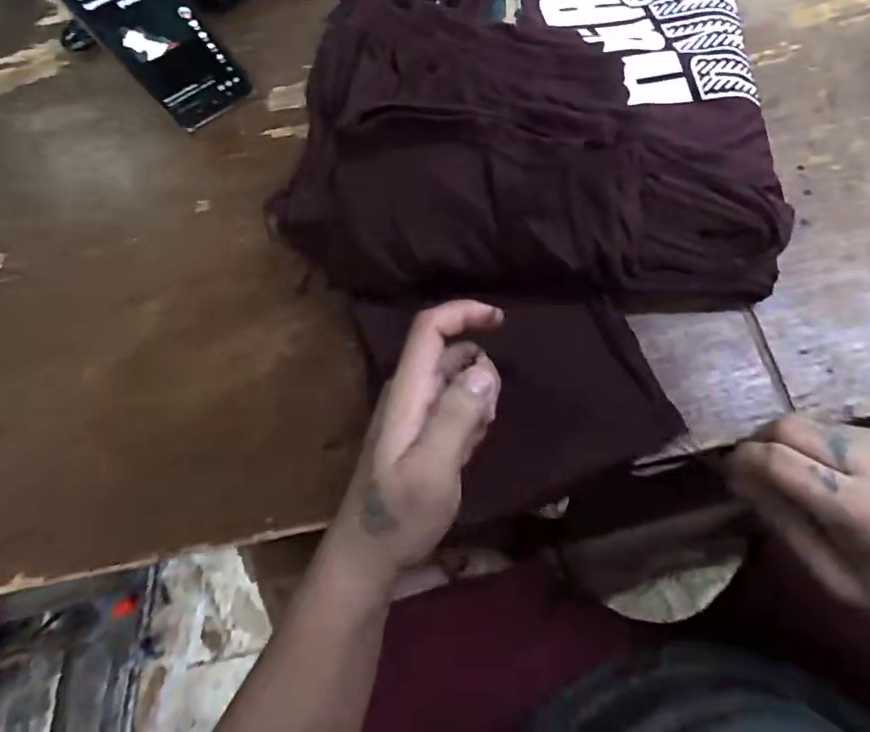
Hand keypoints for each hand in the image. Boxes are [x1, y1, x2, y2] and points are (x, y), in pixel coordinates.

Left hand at [322, 301, 502, 587]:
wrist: (368, 556)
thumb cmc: (397, 515)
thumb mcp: (433, 470)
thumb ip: (457, 417)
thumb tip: (485, 369)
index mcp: (407, 392)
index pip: (429, 328)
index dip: (463, 312)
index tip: (501, 320)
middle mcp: (409, 393)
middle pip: (450, 352)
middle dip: (480, 370)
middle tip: (487, 418)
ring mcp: (414, 413)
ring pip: (456, 379)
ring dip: (478, 399)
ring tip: (475, 442)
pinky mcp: (421, 433)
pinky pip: (455, 406)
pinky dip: (471, 418)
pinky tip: (467, 453)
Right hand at [726, 415, 869, 654]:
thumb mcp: (828, 575)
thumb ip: (779, 518)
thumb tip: (735, 474)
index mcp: (863, 511)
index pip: (779, 460)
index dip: (743, 459)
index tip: (726, 469)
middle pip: (788, 426)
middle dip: (758, 441)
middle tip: (748, 468)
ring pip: (803, 421)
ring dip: (781, 441)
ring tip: (781, 472)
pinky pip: (824, 426)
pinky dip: (805, 442)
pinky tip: (813, 469)